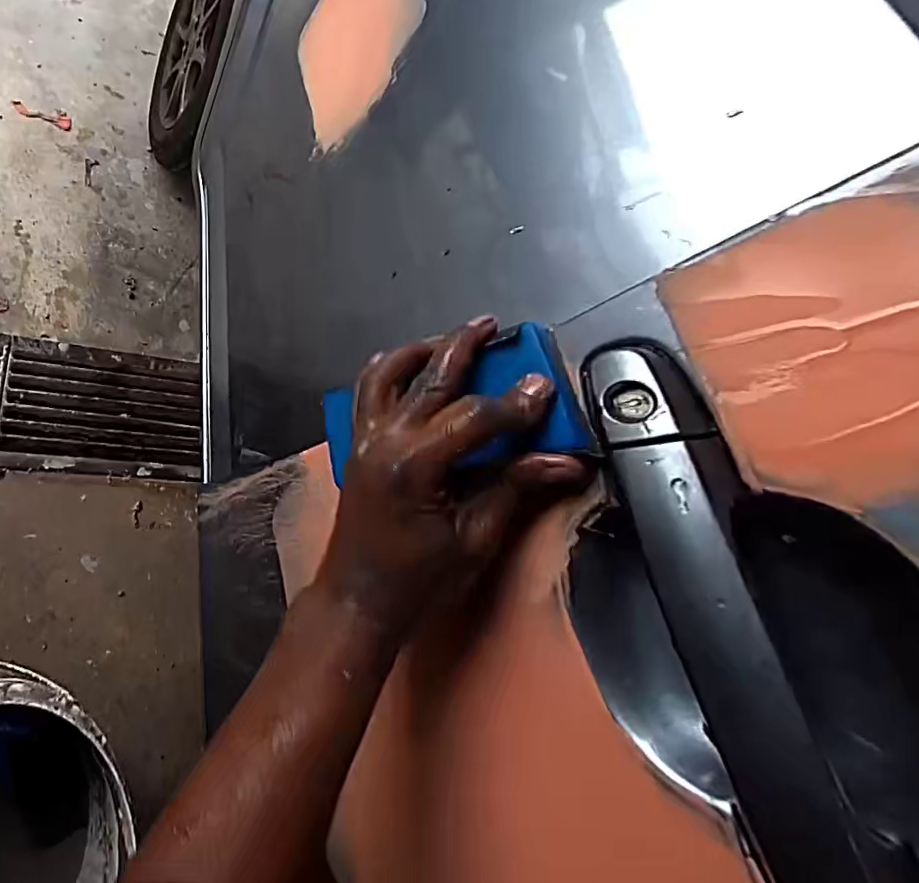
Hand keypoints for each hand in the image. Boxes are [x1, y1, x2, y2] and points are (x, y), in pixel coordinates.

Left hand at [317, 316, 590, 633]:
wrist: (358, 594)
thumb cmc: (416, 578)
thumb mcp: (475, 539)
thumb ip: (514, 490)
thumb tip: (565, 460)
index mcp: (413, 464)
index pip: (472, 417)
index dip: (513, 402)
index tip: (544, 385)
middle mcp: (382, 440)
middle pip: (426, 380)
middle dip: (461, 348)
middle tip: (489, 326)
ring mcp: (361, 438)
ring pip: (382, 376)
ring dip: (416, 353)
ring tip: (446, 342)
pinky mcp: (354, 444)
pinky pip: (366, 394)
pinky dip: (386, 374)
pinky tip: (408, 373)